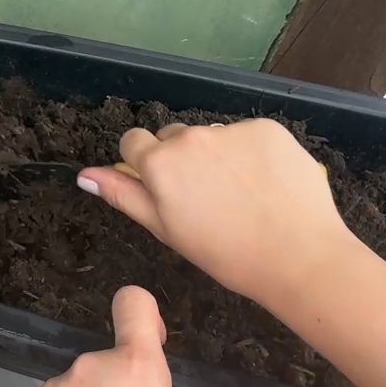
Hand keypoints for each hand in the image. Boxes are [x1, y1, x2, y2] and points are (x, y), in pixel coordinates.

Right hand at [76, 119, 356, 307]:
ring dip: (216, 155)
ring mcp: (230, 130)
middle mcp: (190, 137)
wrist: (301, 257)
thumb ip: (124, 195)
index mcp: (159, 163)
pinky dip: (252, 154)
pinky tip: (266, 184)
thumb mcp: (166, 230)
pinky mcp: (267, 128)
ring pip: (211, 136)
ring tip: (241, 194)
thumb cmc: (226, 254)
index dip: (145, 165)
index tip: (165, 188)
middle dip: (181, 159)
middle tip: (206, 198)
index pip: (133, 142)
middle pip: (173, 137)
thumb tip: (85, 174)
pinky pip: (247, 135)